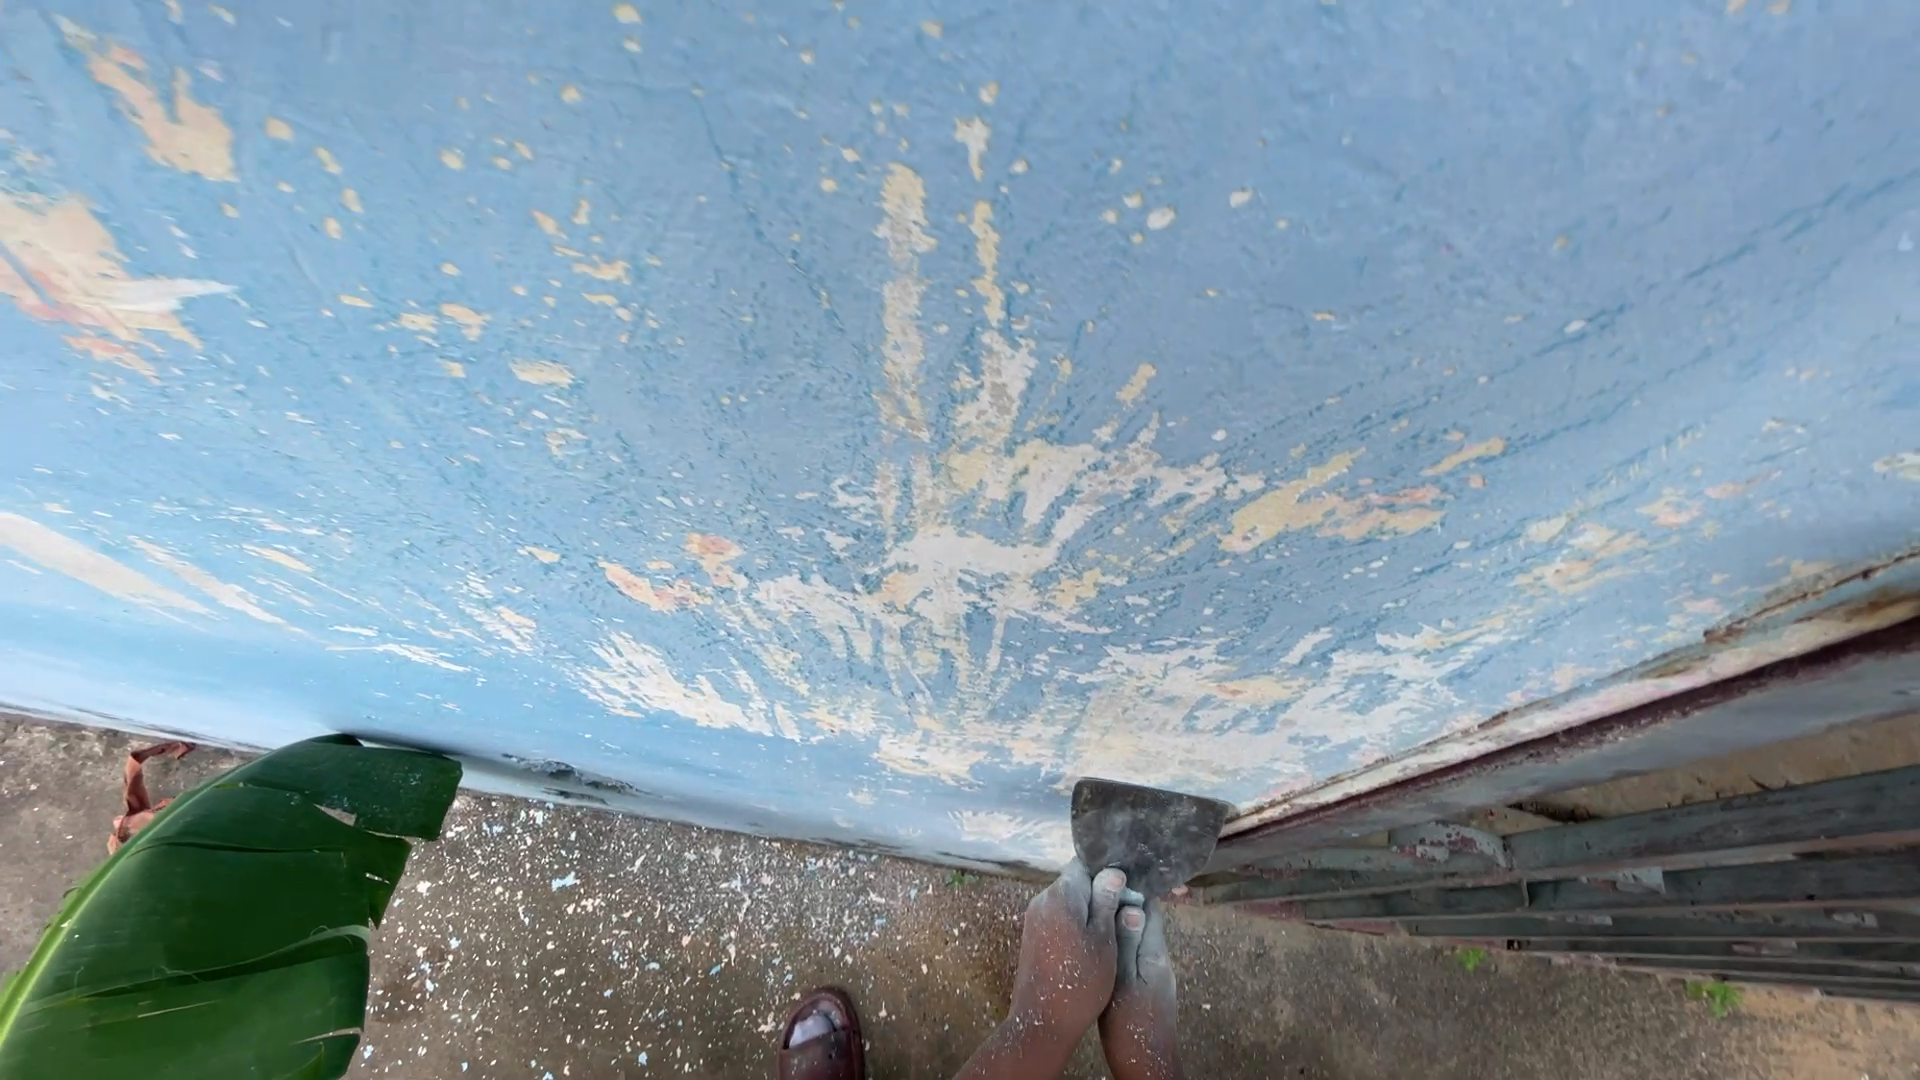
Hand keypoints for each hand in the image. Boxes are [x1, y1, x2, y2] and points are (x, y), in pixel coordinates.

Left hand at [1007, 860, 1128, 1038]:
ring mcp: (1034, 917)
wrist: (1042, 1022)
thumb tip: (1113, 872)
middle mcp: (1043, 898)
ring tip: (1110, 932)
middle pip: (1075, 882)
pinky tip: (1089, 944)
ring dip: (1087, 911)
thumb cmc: (1080, 983)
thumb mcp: (1104, 942)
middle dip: (1098, 893)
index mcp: (1061, 895)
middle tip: (1123, 914)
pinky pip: (1057, 917)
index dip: (1106, 873)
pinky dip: (1074, 923)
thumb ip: (1106, 903)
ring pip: (1067, 901)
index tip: (1126, 888)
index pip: (1083, 865)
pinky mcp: (1032, 934)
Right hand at [1100, 900, 1182, 1079]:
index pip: (1149, 906)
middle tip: (1093, 887)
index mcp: (1154, 952)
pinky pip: (1133, 950)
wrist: (1146, 1067)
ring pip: (1136, 934)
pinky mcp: (1146, 984)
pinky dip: (1118, 939)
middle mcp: (1158, 957)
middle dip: (1122, 900)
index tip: (1109, 871)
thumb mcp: (1124, 982)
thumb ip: (1128, 944)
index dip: (1132, 886)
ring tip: (1092, 909)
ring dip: (1118, 920)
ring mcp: (1154, 972)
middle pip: (1143, 917)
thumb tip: (1134, 905)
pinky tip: (1099, 941)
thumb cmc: (1132, 1026)